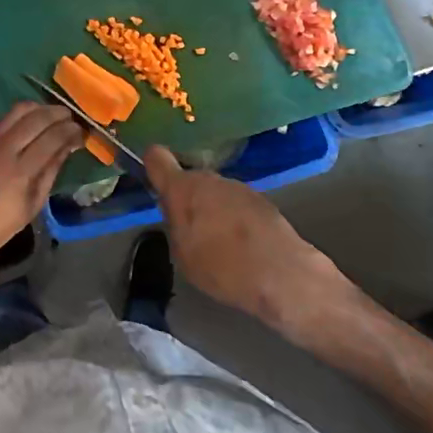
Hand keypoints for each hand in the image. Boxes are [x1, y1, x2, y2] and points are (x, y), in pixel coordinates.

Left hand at [0, 102, 82, 262]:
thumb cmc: (3, 224)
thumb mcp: (35, 201)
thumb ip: (51, 170)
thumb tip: (68, 145)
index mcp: (20, 171)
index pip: (51, 138)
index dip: (69, 131)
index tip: (80, 130)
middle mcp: (3, 150)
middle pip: (36, 119)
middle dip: (58, 114)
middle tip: (71, 117)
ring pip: (18, 111)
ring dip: (40, 109)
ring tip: (53, 115)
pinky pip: (5, 120)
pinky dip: (23, 116)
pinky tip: (34, 122)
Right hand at [144, 145, 346, 328]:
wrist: (281, 274)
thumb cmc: (222, 268)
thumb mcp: (182, 254)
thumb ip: (175, 225)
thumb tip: (177, 213)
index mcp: (182, 189)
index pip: (157, 158)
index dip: (151, 164)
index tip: (151, 177)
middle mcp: (209, 179)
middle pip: (189, 179)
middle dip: (186, 198)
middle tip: (188, 227)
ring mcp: (238, 186)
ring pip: (214, 191)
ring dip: (212, 207)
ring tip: (217, 241)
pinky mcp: (261, 199)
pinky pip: (236, 203)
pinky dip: (234, 216)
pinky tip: (240, 243)